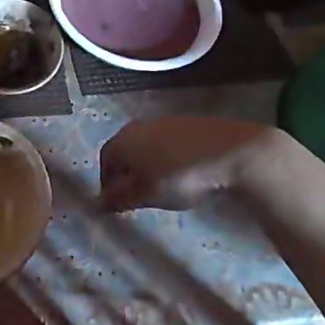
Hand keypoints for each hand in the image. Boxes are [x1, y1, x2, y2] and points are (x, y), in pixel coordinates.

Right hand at [98, 117, 287, 211]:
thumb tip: (96, 203)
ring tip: (162, 188)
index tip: (116, 203)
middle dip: (128, 174)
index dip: (107, 182)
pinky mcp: (189, 125)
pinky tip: (183, 175)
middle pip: (126, 150)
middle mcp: (140, 125)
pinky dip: (168, 160)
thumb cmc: (178, 175)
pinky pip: (169, 144)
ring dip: (148, 166)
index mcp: (124, 139)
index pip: (105, 159)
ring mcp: (166, 122)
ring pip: (148, 147)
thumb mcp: (145, 193)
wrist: (228, 151)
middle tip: (137, 197)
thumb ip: (119, 198)